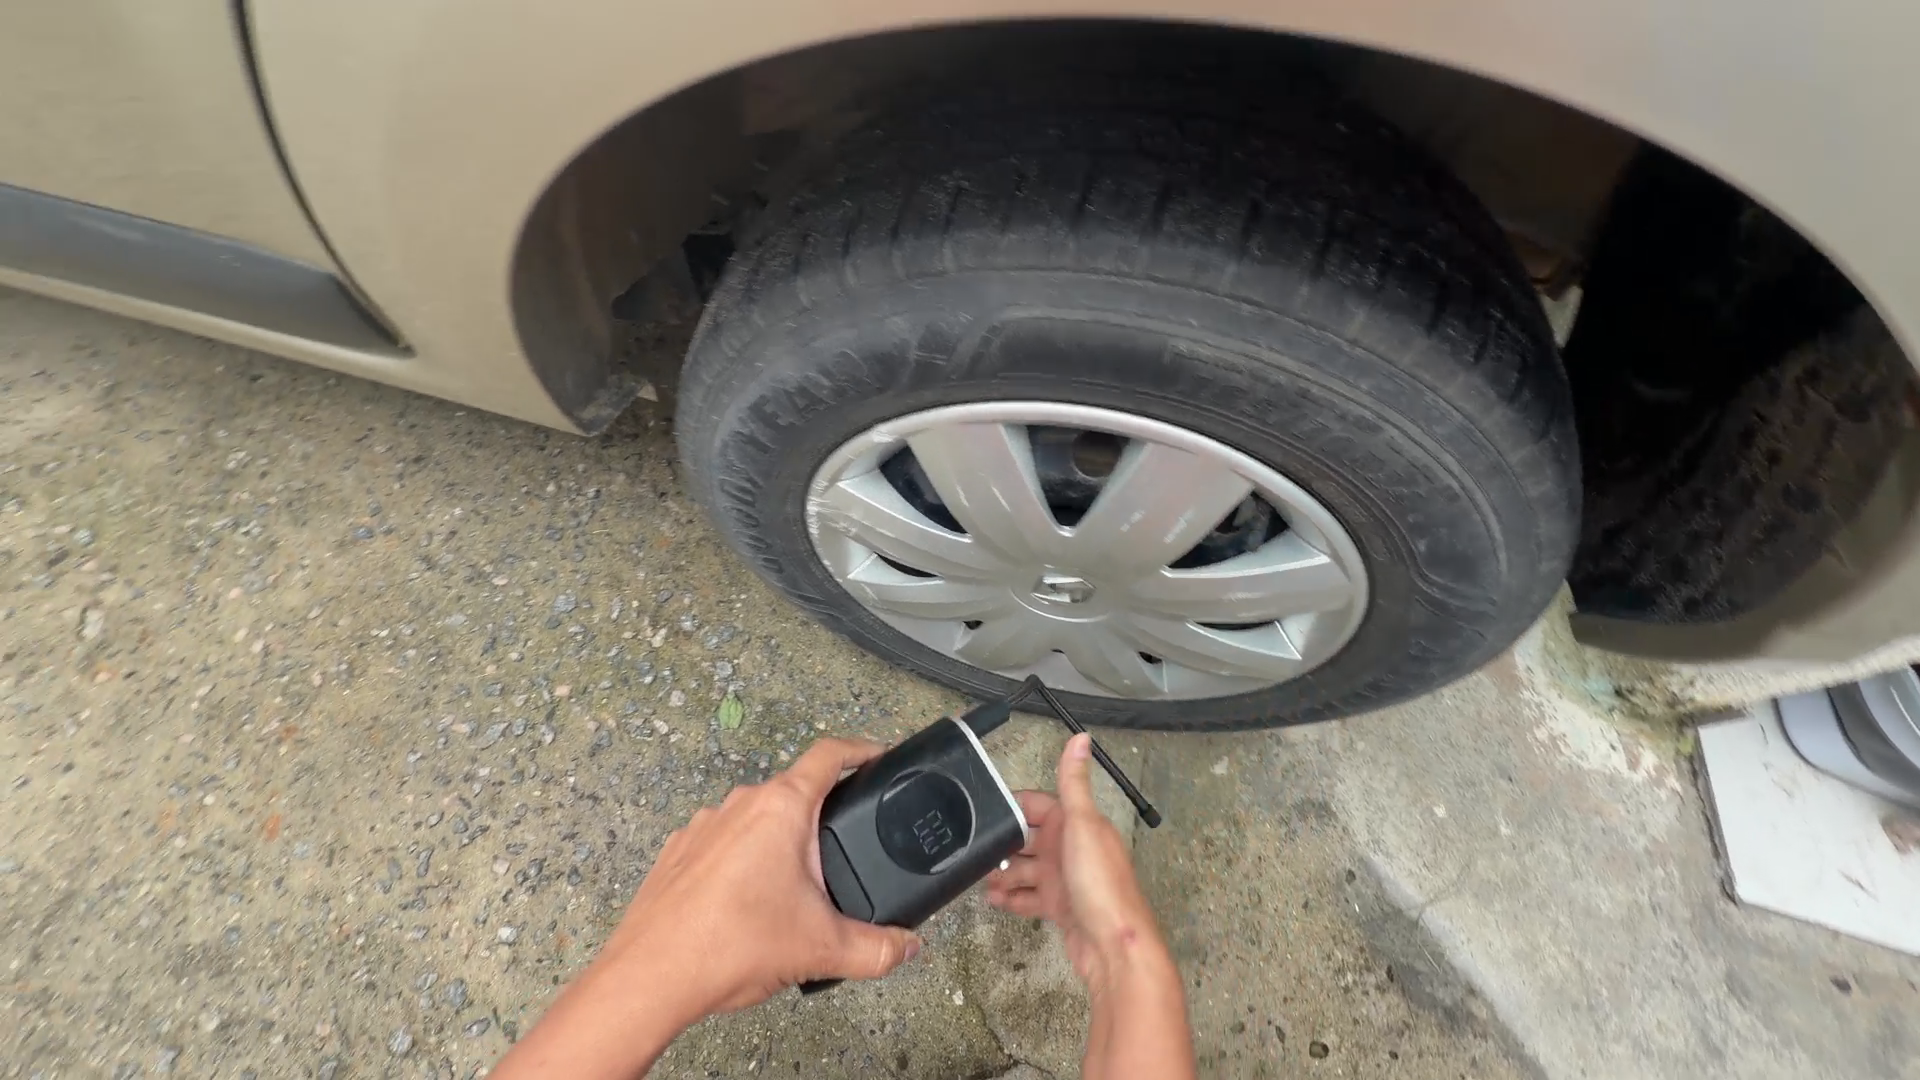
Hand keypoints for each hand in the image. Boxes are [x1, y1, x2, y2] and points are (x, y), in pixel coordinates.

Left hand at [494, 738, 923, 1079]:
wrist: (649, 979)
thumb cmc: (728, 947)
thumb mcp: (821, 948)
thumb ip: (877, 948)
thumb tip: (907, 947)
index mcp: (783, 807)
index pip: (831, 754)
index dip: (862, 749)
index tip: (878, 753)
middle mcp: (742, 802)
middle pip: (795, 789)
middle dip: (820, 816)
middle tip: (838, 852)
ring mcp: (706, 823)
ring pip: (756, 816)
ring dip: (778, 840)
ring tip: (789, 888)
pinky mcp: (679, 849)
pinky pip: (722, 839)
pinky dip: (740, 859)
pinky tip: (744, 901)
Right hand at [986, 734, 1164, 991]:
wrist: (1114, 947)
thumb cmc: (1100, 883)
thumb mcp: (1083, 824)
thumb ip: (1074, 782)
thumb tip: (1081, 737)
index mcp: (1077, 823)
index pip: (1038, 805)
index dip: (1013, 806)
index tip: (985, 809)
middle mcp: (1071, 847)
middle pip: (1028, 838)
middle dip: (1003, 844)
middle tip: (975, 849)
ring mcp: (1065, 879)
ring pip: (1027, 869)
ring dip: (1004, 873)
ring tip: (978, 878)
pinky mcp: (1061, 907)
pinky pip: (1030, 897)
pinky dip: (1013, 898)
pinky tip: (993, 900)